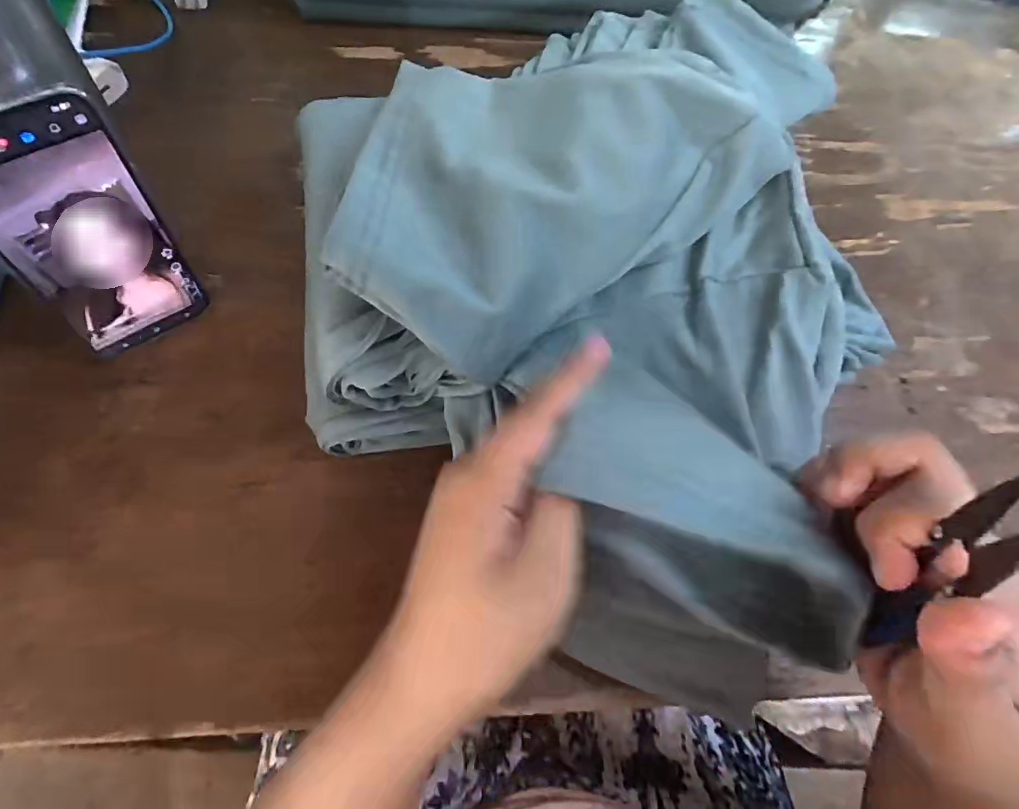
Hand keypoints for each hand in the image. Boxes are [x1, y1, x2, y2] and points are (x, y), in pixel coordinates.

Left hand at [367, 337, 609, 733]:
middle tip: (598, 362)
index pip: (536, 415)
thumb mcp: (544, 573)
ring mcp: (456, 491)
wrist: (419, 677)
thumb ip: (559, 509)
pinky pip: (502, 464)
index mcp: (485, 479)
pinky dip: (530, 448)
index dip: (570, 378)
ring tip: (583, 393)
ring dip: (544, 419)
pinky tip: (550, 448)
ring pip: (509, 443)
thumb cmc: (487, 631)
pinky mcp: (459, 511)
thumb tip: (559, 475)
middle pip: (519, 421)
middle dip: (558, 391)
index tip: (599, 342)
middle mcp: (464, 472)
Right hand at [801, 432, 1018, 807]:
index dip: (901, 518)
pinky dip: (814, 491)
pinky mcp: (869, 538)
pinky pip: (841, 486)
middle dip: (858, 467)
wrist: (948, 746)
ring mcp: (909, 533)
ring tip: (809, 515)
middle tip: (825, 503)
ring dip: (831, 476)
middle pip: (912, 456)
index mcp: (990, 571)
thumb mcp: (976, 722)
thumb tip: (974, 612)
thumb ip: (973, 671)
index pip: (949, 496)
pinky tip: (805, 523)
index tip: (885, 580)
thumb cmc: (971, 738)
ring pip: (871, 461)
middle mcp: (952, 536)